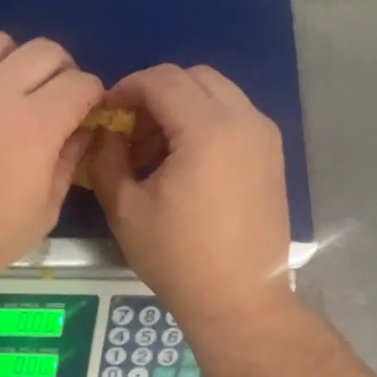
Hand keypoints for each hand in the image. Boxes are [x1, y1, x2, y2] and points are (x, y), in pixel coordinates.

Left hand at [0, 32, 102, 280]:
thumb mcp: (45, 210)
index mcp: (36, 123)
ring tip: (11, 92)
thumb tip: (80, 131)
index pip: (81, 83)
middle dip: (61, 72)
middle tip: (55, 101)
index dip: (92, 97)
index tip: (86, 115)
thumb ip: (69, 161)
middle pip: (45, 50)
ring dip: (15, 62)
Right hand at [88, 64, 294, 327]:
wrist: (239, 299)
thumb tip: (105, 134)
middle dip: (156, 93)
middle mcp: (244, 121)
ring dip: (181, 108)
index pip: (162, 80)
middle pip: (195, 78)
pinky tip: (182, 162)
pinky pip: (234, 118)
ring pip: (218, 95)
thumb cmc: (177, 257)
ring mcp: (264, 137)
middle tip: (129, 128)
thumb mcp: (126, 209)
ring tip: (152, 149)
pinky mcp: (271, 156)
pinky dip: (204, 123)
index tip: (105, 113)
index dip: (126, 89)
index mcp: (208, 130)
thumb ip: (107, 160)